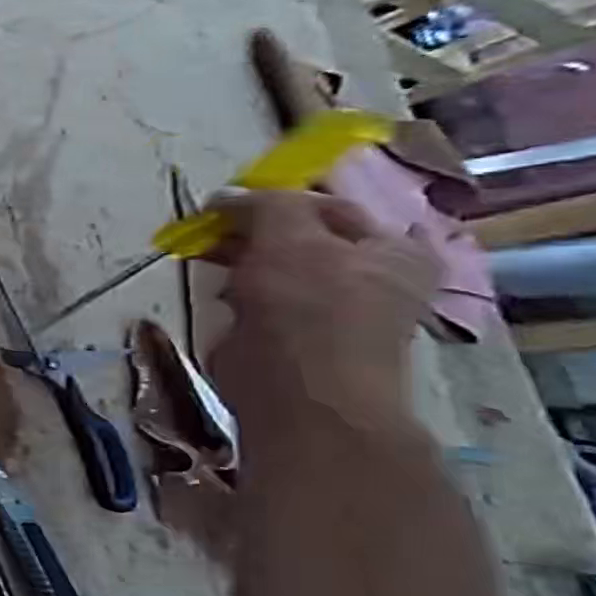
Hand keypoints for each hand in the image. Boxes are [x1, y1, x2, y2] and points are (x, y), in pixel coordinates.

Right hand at [203, 191, 437, 433]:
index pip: (324, 205)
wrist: (301, 399)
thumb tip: (226, 196)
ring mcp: (329, 312)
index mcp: (391, 249)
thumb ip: (264, 206)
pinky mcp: (291, 339)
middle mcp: (368, 277)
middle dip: (250, 232)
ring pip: (274, 269)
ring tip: (204, 259)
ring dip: (238, 261)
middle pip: (298, 238)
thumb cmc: (308, 310)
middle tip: (206, 231)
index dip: (274, 200)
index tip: (222, 205)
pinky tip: (218, 296)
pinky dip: (235, 293)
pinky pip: (259, 301)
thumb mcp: (289, 238)